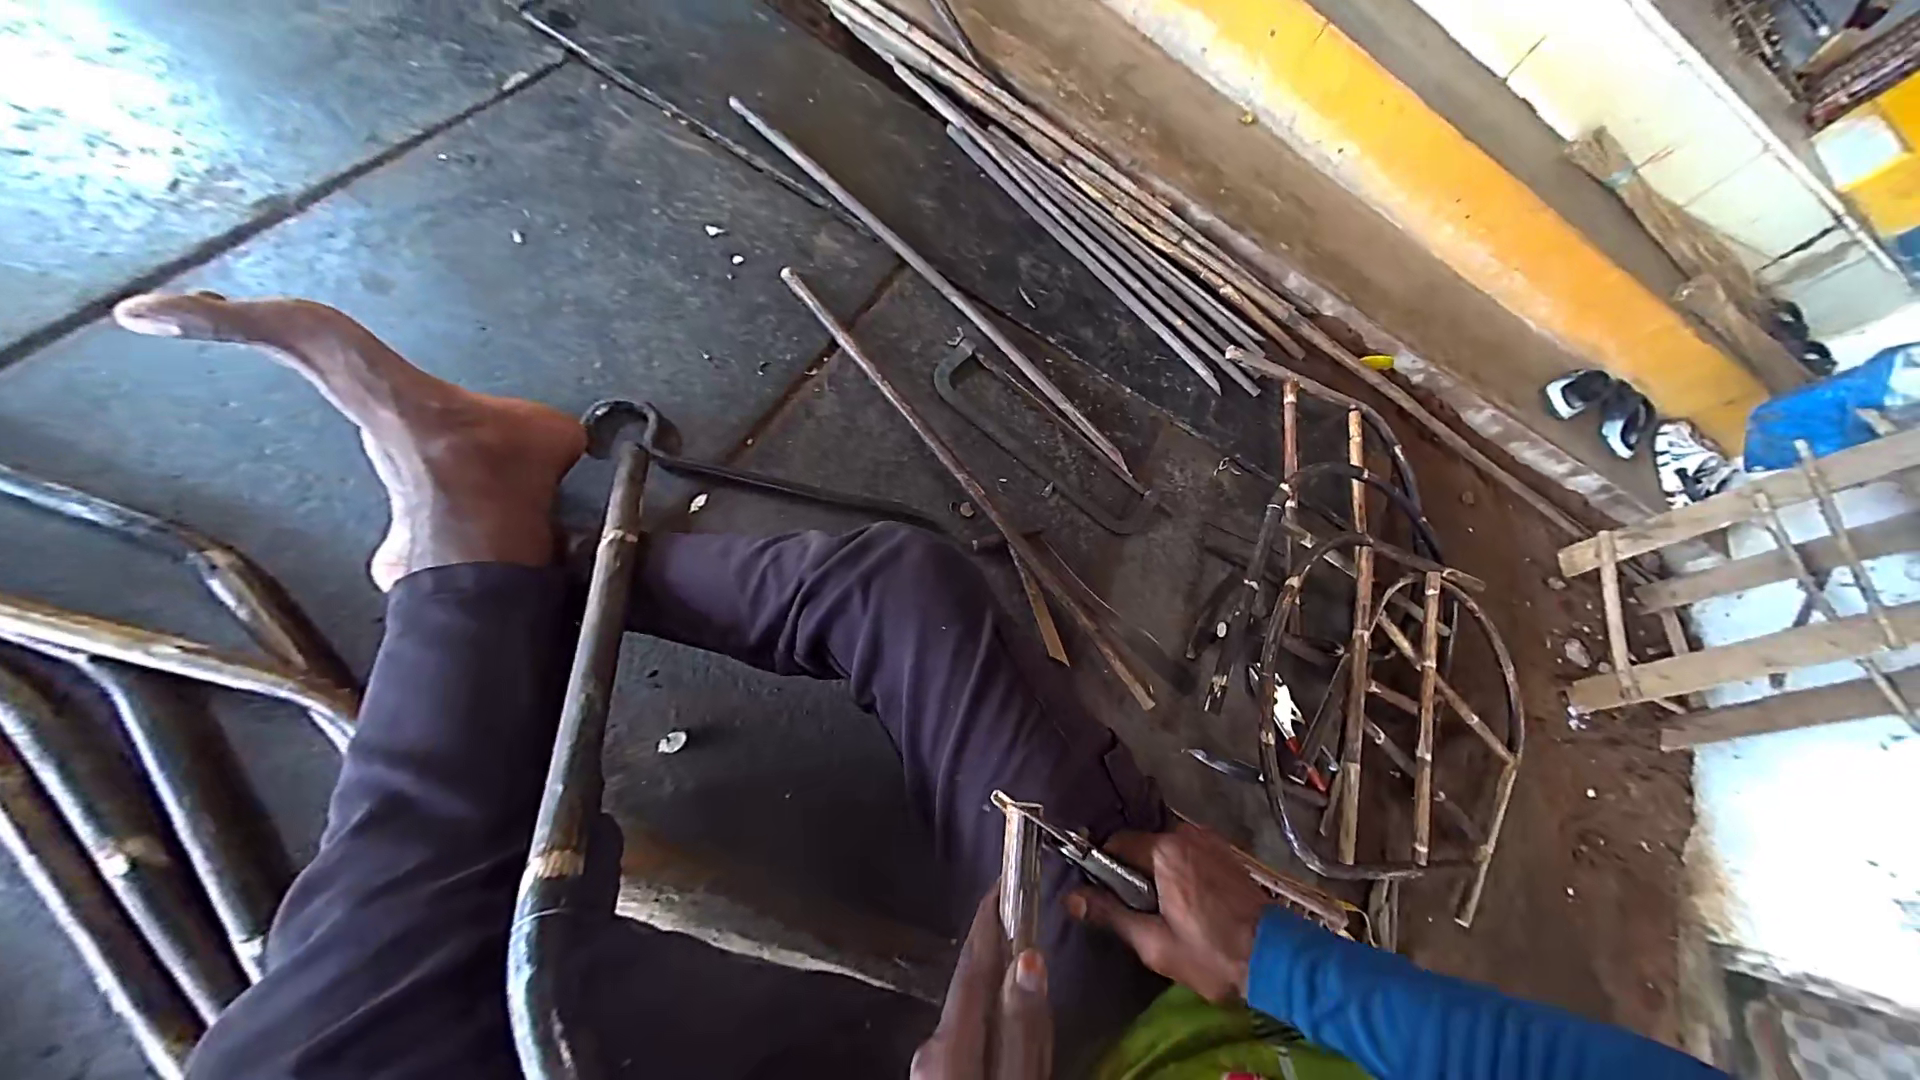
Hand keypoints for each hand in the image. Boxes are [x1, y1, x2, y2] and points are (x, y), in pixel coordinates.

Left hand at [912, 885, 1051, 1079]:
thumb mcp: (1016, 1079)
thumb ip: (1022, 1026)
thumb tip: (1030, 959)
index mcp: (948, 1041)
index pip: (974, 959)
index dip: (990, 915)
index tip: (1006, 880)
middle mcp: (930, 1047)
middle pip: (972, 979)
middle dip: (998, 943)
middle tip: (1022, 909)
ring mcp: (931, 1065)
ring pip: (973, 1006)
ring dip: (999, 980)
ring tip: (1025, 957)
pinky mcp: (940, 1077)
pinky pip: (971, 1031)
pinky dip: (993, 1013)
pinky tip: (1012, 1018)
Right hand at [1065, 823, 1269, 1002]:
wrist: (1279, 959)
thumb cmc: (1212, 953)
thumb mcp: (1154, 943)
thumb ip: (1110, 915)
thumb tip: (1070, 898)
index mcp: (1163, 850)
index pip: (1116, 843)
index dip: (1106, 868)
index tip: (1109, 896)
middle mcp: (1184, 833)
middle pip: (1142, 846)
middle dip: (1136, 874)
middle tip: (1144, 912)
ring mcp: (1208, 840)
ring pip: (1166, 850)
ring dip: (1160, 873)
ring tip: (1171, 910)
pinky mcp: (1225, 852)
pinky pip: (1189, 854)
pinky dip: (1182, 871)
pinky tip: (1193, 902)